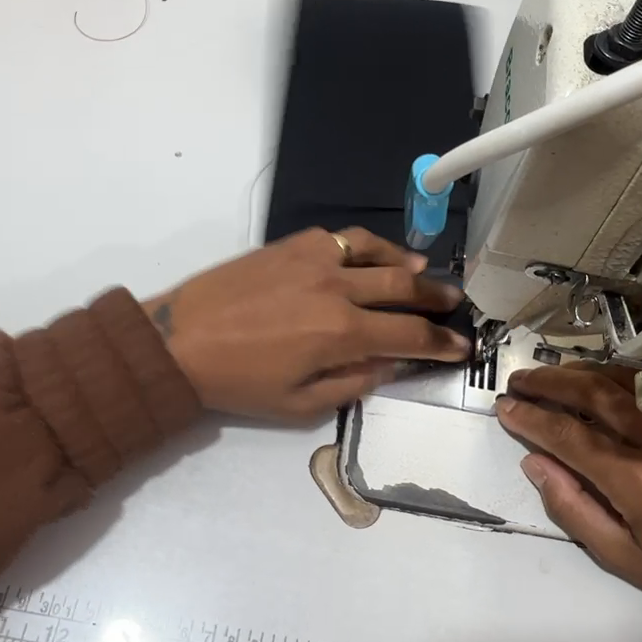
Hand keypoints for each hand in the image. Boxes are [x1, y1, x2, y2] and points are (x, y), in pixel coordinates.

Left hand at [143, 228, 470, 419]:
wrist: (180, 339)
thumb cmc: (238, 381)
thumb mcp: (299, 404)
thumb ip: (353, 383)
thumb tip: (391, 365)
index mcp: (342, 333)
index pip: (410, 335)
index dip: (441, 343)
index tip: (461, 346)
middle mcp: (338, 288)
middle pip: (403, 286)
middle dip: (436, 298)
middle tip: (454, 304)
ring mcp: (315, 259)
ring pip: (378, 252)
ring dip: (409, 262)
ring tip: (426, 269)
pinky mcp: (293, 244)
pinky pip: (343, 237)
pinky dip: (369, 244)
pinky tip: (375, 253)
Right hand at [496, 364, 641, 624]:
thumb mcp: (621, 557)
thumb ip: (571, 506)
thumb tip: (534, 462)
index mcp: (639, 481)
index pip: (567, 435)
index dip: (529, 418)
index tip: (504, 408)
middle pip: (592, 393)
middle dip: (548, 382)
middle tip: (520, 380)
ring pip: (626, 379)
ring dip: (583, 372)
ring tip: (554, 374)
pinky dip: (625, 379)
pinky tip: (605, 382)